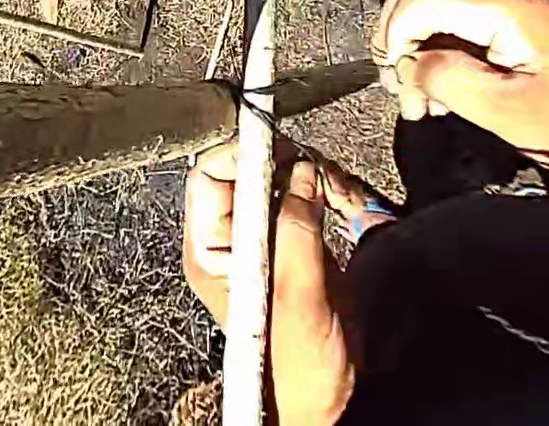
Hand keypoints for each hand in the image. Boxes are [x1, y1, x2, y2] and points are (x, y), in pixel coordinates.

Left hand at [183, 142, 354, 425]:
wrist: (324, 404)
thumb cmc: (298, 368)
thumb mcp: (297, 301)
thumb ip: (296, 234)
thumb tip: (303, 171)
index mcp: (210, 248)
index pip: (209, 178)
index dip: (239, 155)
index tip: (278, 148)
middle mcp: (229, 233)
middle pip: (244, 169)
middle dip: (283, 161)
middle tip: (317, 169)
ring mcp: (260, 232)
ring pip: (277, 174)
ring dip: (309, 172)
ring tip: (336, 188)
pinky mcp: (289, 234)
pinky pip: (301, 192)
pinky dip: (322, 186)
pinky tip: (340, 196)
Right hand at [371, 0, 548, 180]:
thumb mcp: (510, 112)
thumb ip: (449, 80)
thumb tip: (407, 64)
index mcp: (504, 4)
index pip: (419, 2)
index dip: (394, 40)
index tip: (399, 88)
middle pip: (421, 2)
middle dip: (400, 46)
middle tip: (404, 95)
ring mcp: (508, 0)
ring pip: (433, 14)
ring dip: (417, 54)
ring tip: (422, 102)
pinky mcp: (511, 18)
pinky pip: (455, 25)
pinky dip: (439, 55)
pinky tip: (443, 91)